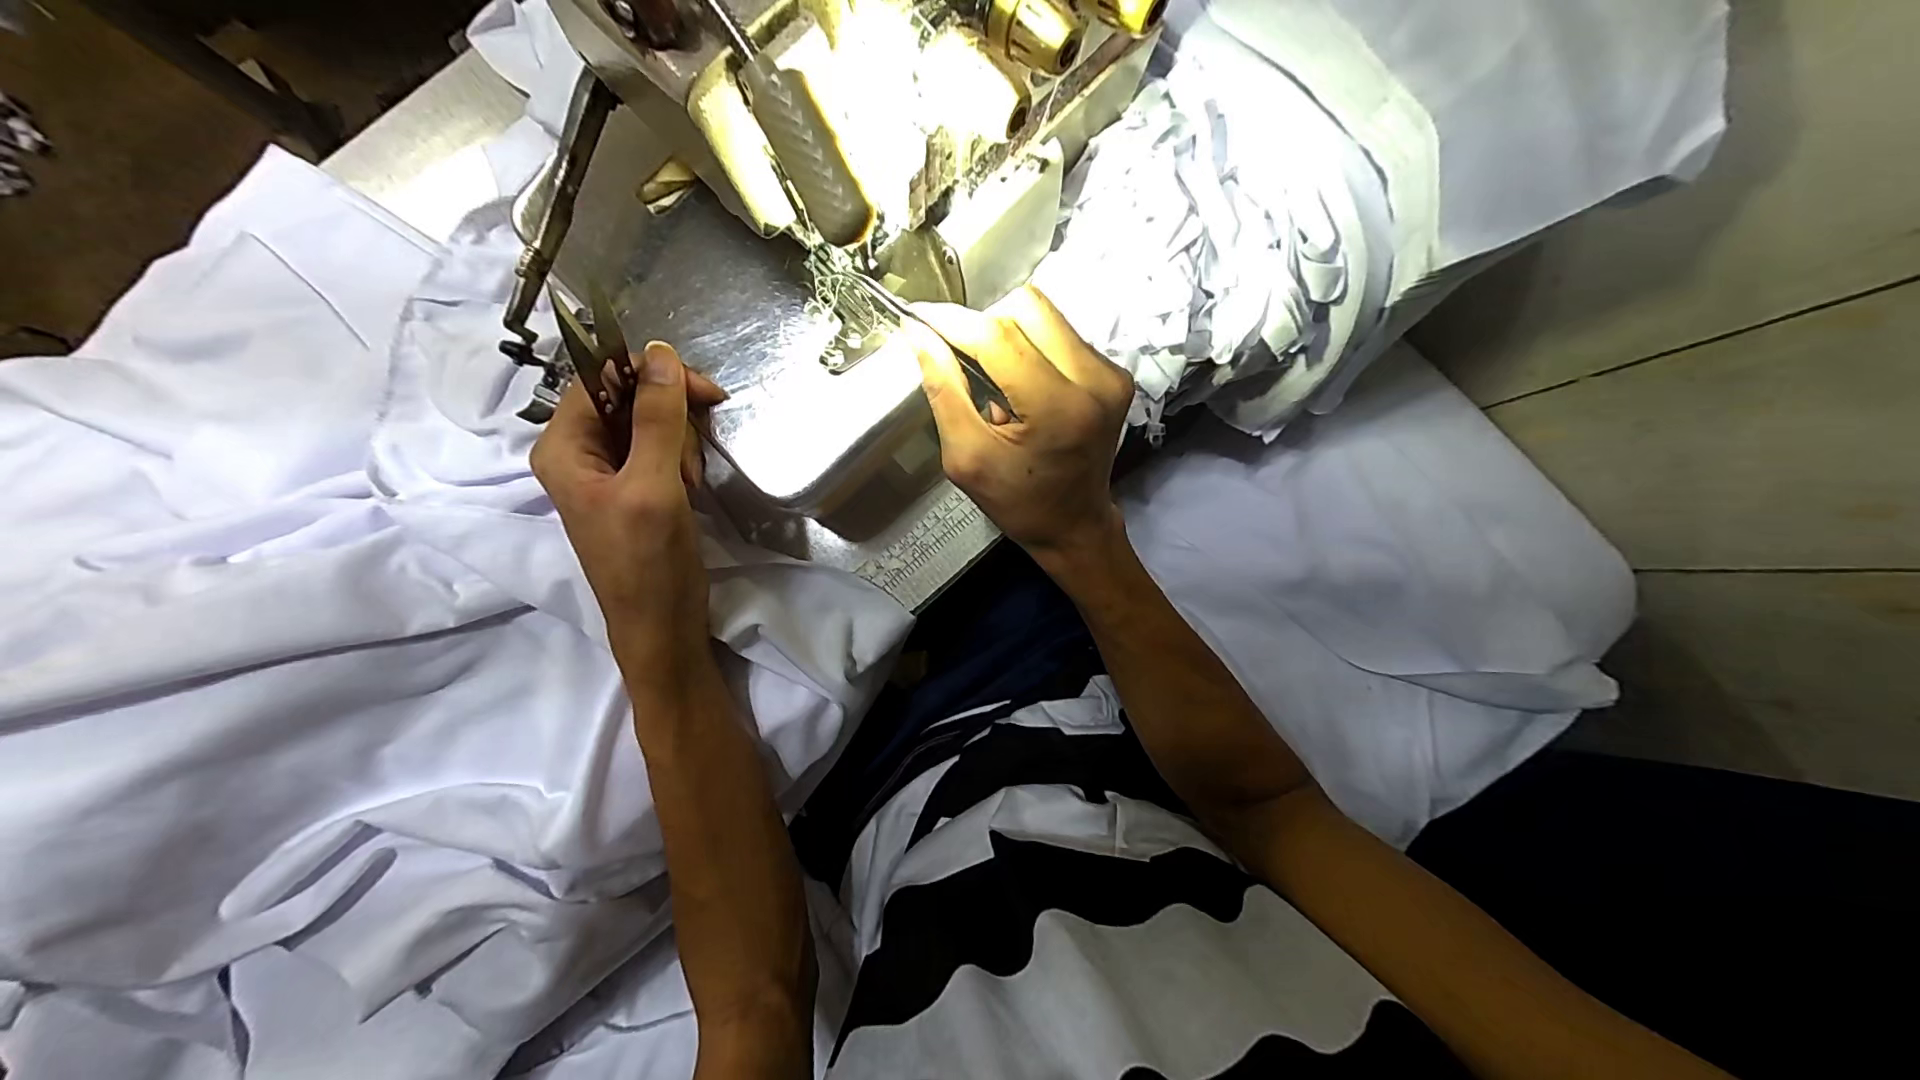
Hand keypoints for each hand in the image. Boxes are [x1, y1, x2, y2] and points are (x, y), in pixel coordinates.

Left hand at [530, 340, 727, 649]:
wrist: (662, 624)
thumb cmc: (647, 560)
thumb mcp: (652, 486)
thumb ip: (656, 419)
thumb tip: (662, 353)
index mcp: (563, 447)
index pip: (601, 379)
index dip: (651, 375)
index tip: (704, 392)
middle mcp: (580, 453)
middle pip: (629, 398)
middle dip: (671, 418)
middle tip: (692, 456)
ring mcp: (610, 472)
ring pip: (652, 423)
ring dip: (681, 442)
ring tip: (690, 483)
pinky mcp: (638, 488)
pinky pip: (661, 449)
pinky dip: (683, 459)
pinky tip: (691, 486)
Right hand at [910, 285, 1133, 562]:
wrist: (1075, 524)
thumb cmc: (1019, 503)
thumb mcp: (966, 457)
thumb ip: (943, 390)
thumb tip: (918, 333)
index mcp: (1057, 408)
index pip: (998, 336)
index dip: (952, 321)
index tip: (919, 318)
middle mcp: (1094, 381)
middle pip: (1026, 308)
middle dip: (983, 324)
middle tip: (963, 358)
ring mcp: (1110, 374)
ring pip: (1044, 313)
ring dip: (1008, 333)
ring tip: (995, 377)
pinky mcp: (1114, 373)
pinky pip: (1061, 332)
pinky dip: (1031, 346)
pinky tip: (1022, 383)